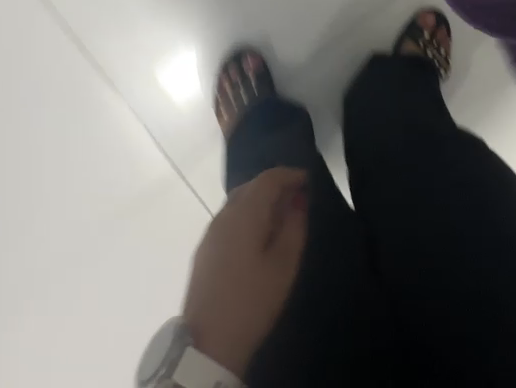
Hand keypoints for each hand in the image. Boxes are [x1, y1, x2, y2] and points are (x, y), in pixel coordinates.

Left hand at [181, 166, 309, 374]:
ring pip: (238, 201)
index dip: (290, 174)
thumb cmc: (253, 300)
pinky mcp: (205, 249)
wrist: (209, 341)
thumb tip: (297, 200)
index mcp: (244, 213)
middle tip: (299, 197)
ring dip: (260, 200)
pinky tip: (259, 234)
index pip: (268, 178)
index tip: (310, 180)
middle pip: (251, 186)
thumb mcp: (284, 264)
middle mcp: (224, 214)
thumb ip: (294, 226)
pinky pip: (230, 218)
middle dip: (275, 186)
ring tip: (282, 216)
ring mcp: (211, 231)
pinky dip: (248, 215)